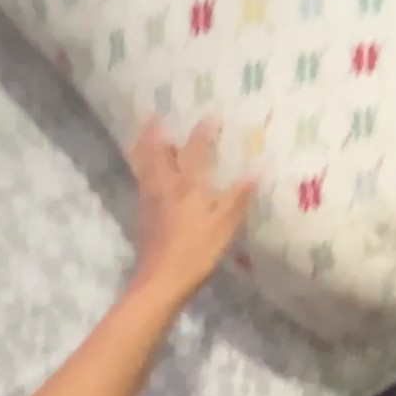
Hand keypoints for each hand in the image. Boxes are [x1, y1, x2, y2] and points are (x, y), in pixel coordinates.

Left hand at [125, 117, 255, 303]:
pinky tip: (146, 174)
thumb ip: (237, 198)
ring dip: (143, 147)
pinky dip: (141, 169)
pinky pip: (140, 182)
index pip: (195, 151)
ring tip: (143, 135)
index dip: (203, 133)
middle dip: (157, 133)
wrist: (161, 279)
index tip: (211, 117)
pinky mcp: (142, 216)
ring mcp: (150, 200)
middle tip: (156, 116)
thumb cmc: (196, 252)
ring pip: (143, 166)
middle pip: (157, 153)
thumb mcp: (224, 226)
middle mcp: (165, 186)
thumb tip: (254, 172)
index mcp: (188, 186)